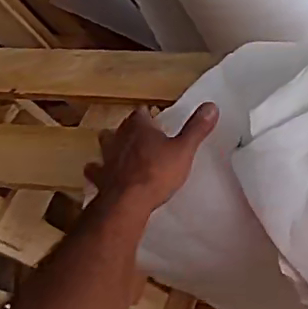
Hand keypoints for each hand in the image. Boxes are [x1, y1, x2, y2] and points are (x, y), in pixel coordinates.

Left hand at [83, 102, 218, 213]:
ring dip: (112, 144)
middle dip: (130, 128)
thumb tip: (211, 106)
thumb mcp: (184, 149)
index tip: (153, 116)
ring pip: (106, 144)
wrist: (128, 202)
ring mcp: (107, 158)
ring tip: (119, 148)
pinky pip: (96, 170)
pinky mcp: (101, 178)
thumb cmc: (157, 173)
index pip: (140, 112)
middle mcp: (120, 139)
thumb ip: (196, 128)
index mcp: (140, 128)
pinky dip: (99, 170)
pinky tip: (101, 173)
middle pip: (122, 127)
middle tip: (140, 132)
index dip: (147, 114)